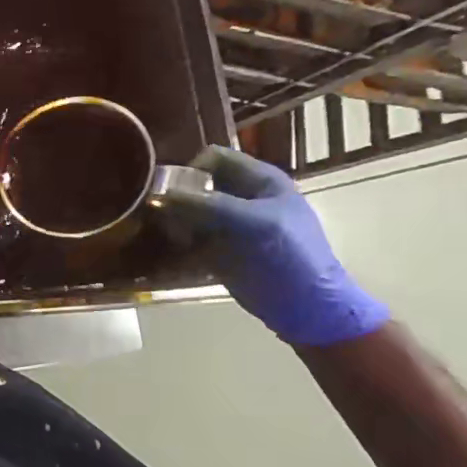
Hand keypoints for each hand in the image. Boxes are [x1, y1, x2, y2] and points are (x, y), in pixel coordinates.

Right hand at [158, 145, 387, 346]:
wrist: (306, 308)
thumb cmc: (291, 257)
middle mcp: (242, 198)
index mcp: (260, 180)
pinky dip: (176, 245)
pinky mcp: (219, 252)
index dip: (192, 170)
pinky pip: (190, 240)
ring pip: (190, 213)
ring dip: (173, 222)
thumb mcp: (256, 224)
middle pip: (198, 185)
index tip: (173, 193)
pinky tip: (167, 254)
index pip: (215, 158)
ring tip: (166, 237)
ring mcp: (230, 226)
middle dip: (177, 197)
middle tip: (161, 216)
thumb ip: (211, 206)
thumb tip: (162, 194)